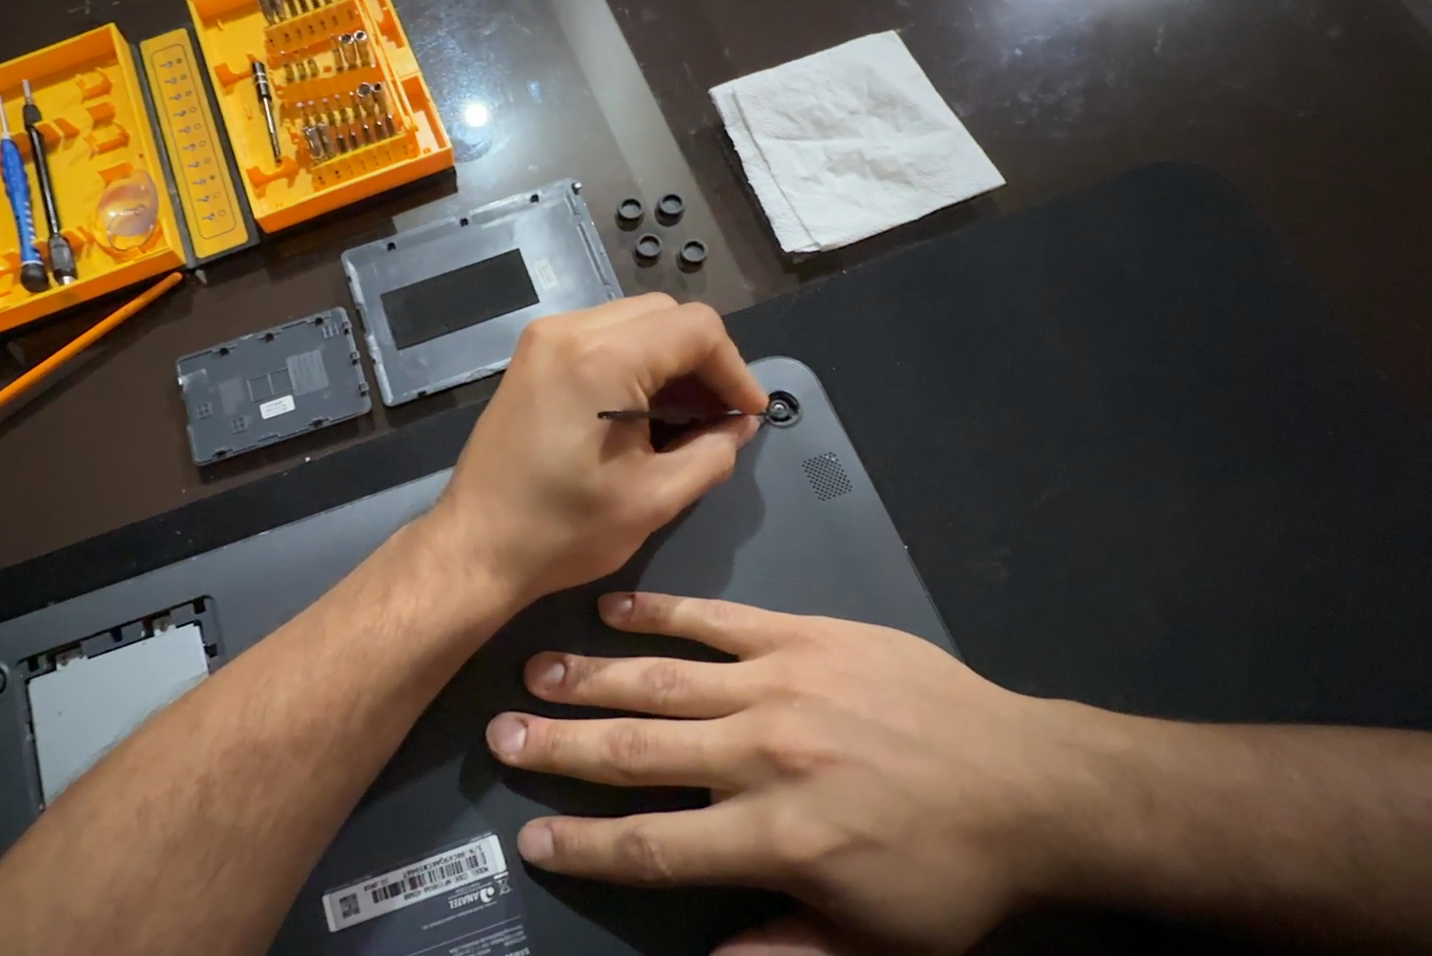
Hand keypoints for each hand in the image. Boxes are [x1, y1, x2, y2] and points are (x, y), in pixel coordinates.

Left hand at [432, 295, 767, 602]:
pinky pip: (599, 338)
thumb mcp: (654, 498)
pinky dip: (632, 363)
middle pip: (665, 315)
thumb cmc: (563, 530)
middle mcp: (568, 330)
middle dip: (703, 361)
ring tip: (684, 417)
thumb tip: (739, 425)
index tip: (745, 414)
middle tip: (717, 416)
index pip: (697, 329)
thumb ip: (713, 451)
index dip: (734, 369)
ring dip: (668, 360)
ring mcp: (542, 340)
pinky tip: (641, 410)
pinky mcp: (530, 358)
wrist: (476, 546)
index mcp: (601, 357)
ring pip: (633, 322)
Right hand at [484, 593, 1108, 953]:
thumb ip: (786, 949)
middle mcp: (762, 755)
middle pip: (637, 753)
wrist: (1031, 779)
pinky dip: (658, 614)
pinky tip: (612, 610)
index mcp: (778, 836)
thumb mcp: (879, 940)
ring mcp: (777, 684)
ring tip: (535, 671)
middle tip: (502, 736)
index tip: (531, 835)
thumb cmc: (951, 867)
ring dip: (591, 677)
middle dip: (561, 748)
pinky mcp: (800, 636)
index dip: (585, 845)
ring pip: (661, 681)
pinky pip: (714, 621)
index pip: (654, 844)